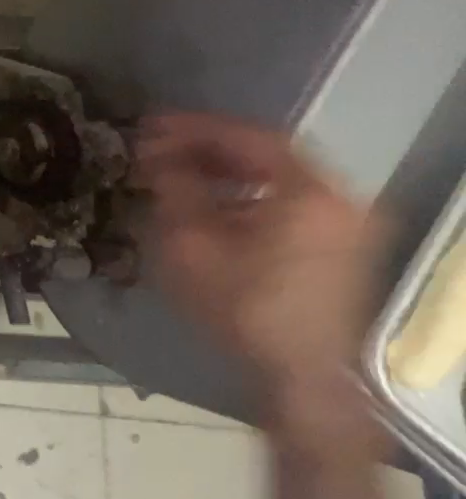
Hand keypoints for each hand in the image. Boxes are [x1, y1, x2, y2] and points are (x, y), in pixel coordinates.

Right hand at [139, 113, 383, 397]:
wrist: (300, 372)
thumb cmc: (240, 304)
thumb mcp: (189, 240)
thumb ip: (172, 186)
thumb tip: (154, 152)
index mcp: (310, 192)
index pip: (249, 137)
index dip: (195, 127)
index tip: (149, 125)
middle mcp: (340, 199)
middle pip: (268, 154)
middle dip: (206, 148)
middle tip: (156, 148)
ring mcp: (348, 223)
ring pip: (279, 177)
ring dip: (225, 170)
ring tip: (174, 173)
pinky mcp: (341, 244)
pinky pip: (290, 199)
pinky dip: (247, 192)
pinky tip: (209, 203)